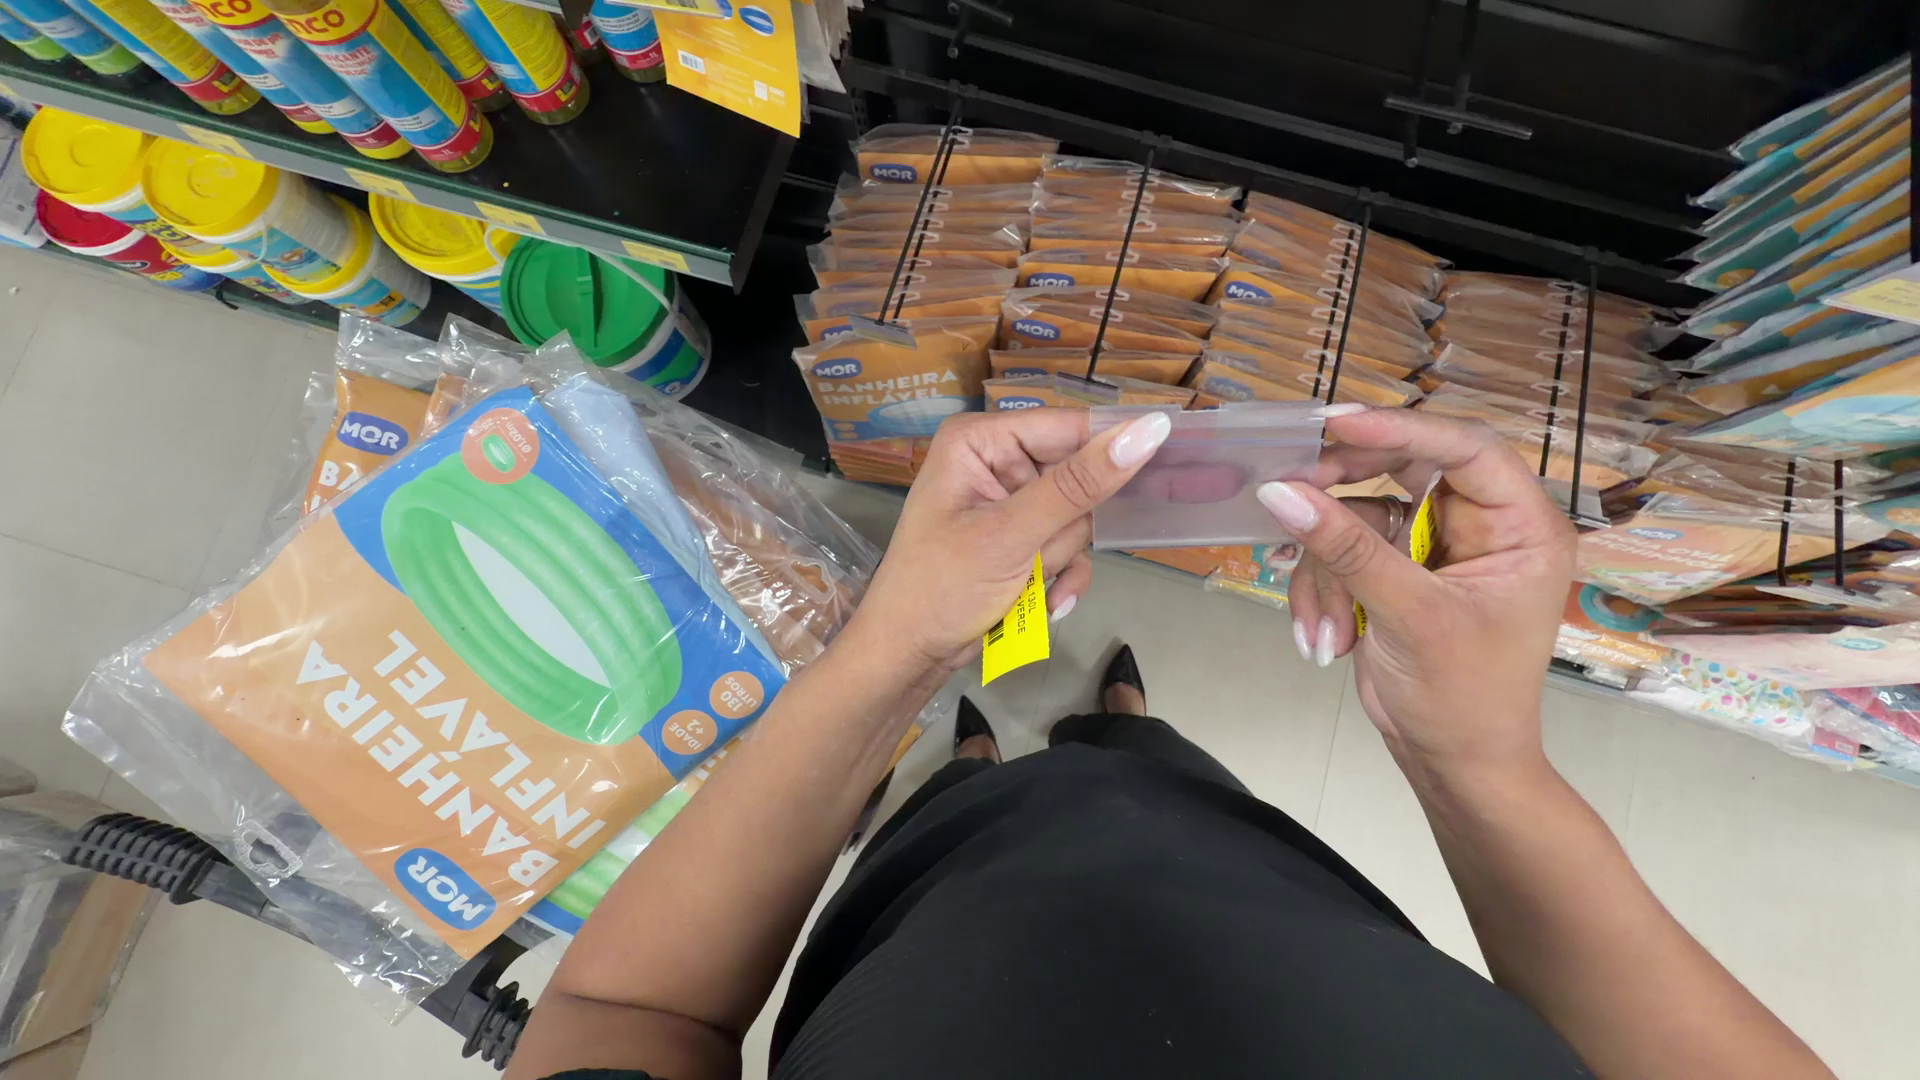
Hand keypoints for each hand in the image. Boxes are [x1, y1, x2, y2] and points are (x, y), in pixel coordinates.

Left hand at [847, 408, 1173, 672]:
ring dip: (1058, 561)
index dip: (1112, 450)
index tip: (1170, 465)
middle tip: (1040, 557)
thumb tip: (1149, 430)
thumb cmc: (942, 587)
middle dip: (1065, 531)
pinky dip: (1057, 579)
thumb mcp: (1011, 535)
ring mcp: (1009, 504)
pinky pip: (1064, 548)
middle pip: (1077, 480)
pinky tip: (1041, 604)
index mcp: (981, 441)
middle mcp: (995, 463)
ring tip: (1026, 585)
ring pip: (1076, 521)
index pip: (1067, 428)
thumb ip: (1079, 484)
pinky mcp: (1018, 539)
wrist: (906, 655)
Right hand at [1262, 408, 1575, 779]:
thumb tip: (1279, 491)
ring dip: (1326, 574)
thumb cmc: (1462, 694)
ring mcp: (1426, 548)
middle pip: (1399, 471)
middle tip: (1290, 500)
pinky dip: (1320, 593)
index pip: (1465, 449)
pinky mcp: (1388, 571)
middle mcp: (1475, 525)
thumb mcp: (1407, 616)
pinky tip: (1324, 640)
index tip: (1333, 423)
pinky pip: (1337, 553)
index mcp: (1518, 526)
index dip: (1402, 428)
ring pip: (1353, 518)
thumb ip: (1346, 548)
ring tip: (1326, 631)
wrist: (1449, 759)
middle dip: (1341, 498)